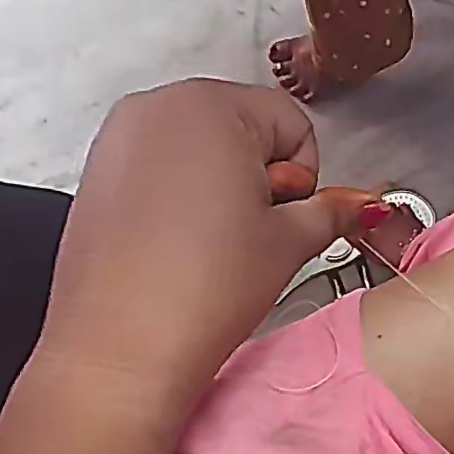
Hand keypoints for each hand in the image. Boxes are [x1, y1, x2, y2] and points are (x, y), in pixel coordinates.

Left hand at [37, 78, 377, 401]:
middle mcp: (158, 106)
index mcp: (212, 106)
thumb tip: (355, 205)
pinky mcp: (98, 174)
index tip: (287, 219)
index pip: (292, 123)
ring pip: (201, 151)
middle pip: (243, 130)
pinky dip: (181, 200)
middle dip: (260, 180)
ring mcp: (120, 138)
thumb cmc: (201, 291)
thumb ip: (331, 211)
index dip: (303, 177)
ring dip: (222, 191)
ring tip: (214, 248)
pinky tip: (181, 248)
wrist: (122, 347)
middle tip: (252, 237)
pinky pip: (160, 171)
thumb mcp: (288, 245)